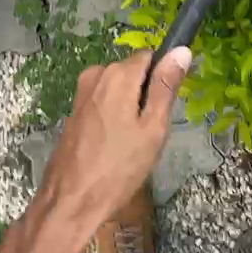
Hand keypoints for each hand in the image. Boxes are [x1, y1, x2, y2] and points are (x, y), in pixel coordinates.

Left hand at [34, 48, 191, 236]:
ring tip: (132, 143)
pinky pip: (103, 102)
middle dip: (145, 95)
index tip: (164, 107)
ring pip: (118, 88)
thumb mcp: (152, 129)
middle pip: (133, 72)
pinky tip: (114, 146)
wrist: (70, 202)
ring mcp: (82, 93)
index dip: (162, 78)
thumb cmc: (118, 168)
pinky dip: (113, 117)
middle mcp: (96, 75)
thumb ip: (166, 87)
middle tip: (149, 132)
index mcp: (118, 75)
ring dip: (129, 107)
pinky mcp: (74, 110)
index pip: (150, 57)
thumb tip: (181, 50)